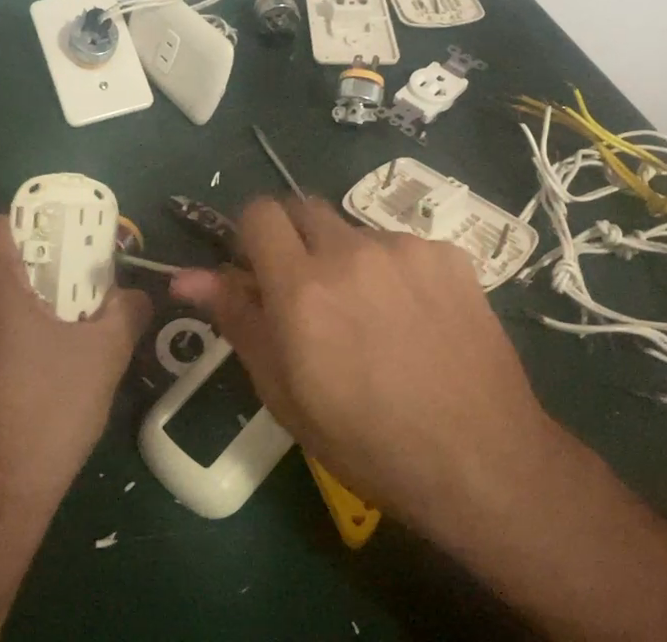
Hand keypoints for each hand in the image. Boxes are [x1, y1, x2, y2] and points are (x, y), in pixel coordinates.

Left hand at [0, 215, 152, 513]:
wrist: (2, 490)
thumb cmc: (53, 408)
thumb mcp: (106, 352)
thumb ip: (126, 309)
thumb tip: (135, 294)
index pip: (1, 226)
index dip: (36, 224)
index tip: (70, 242)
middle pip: (0, 265)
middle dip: (41, 270)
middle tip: (81, 290)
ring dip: (26, 305)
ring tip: (67, 331)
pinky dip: (9, 333)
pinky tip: (41, 365)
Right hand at [169, 197, 551, 539]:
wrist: (481, 460)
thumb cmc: (366, 442)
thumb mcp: (283, 393)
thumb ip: (237, 319)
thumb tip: (185, 276)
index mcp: (300, 287)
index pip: (258, 212)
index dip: (251, 237)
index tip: (260, 272)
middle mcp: (350, 251)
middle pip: (303, 207)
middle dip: (295, 239)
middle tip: (309, 294)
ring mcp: (406, 249)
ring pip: (354, 230)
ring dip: (347, 258)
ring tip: (372, 318)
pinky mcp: (450, 255)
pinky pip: (402, 246)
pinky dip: (394, 270)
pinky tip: (415, 319)